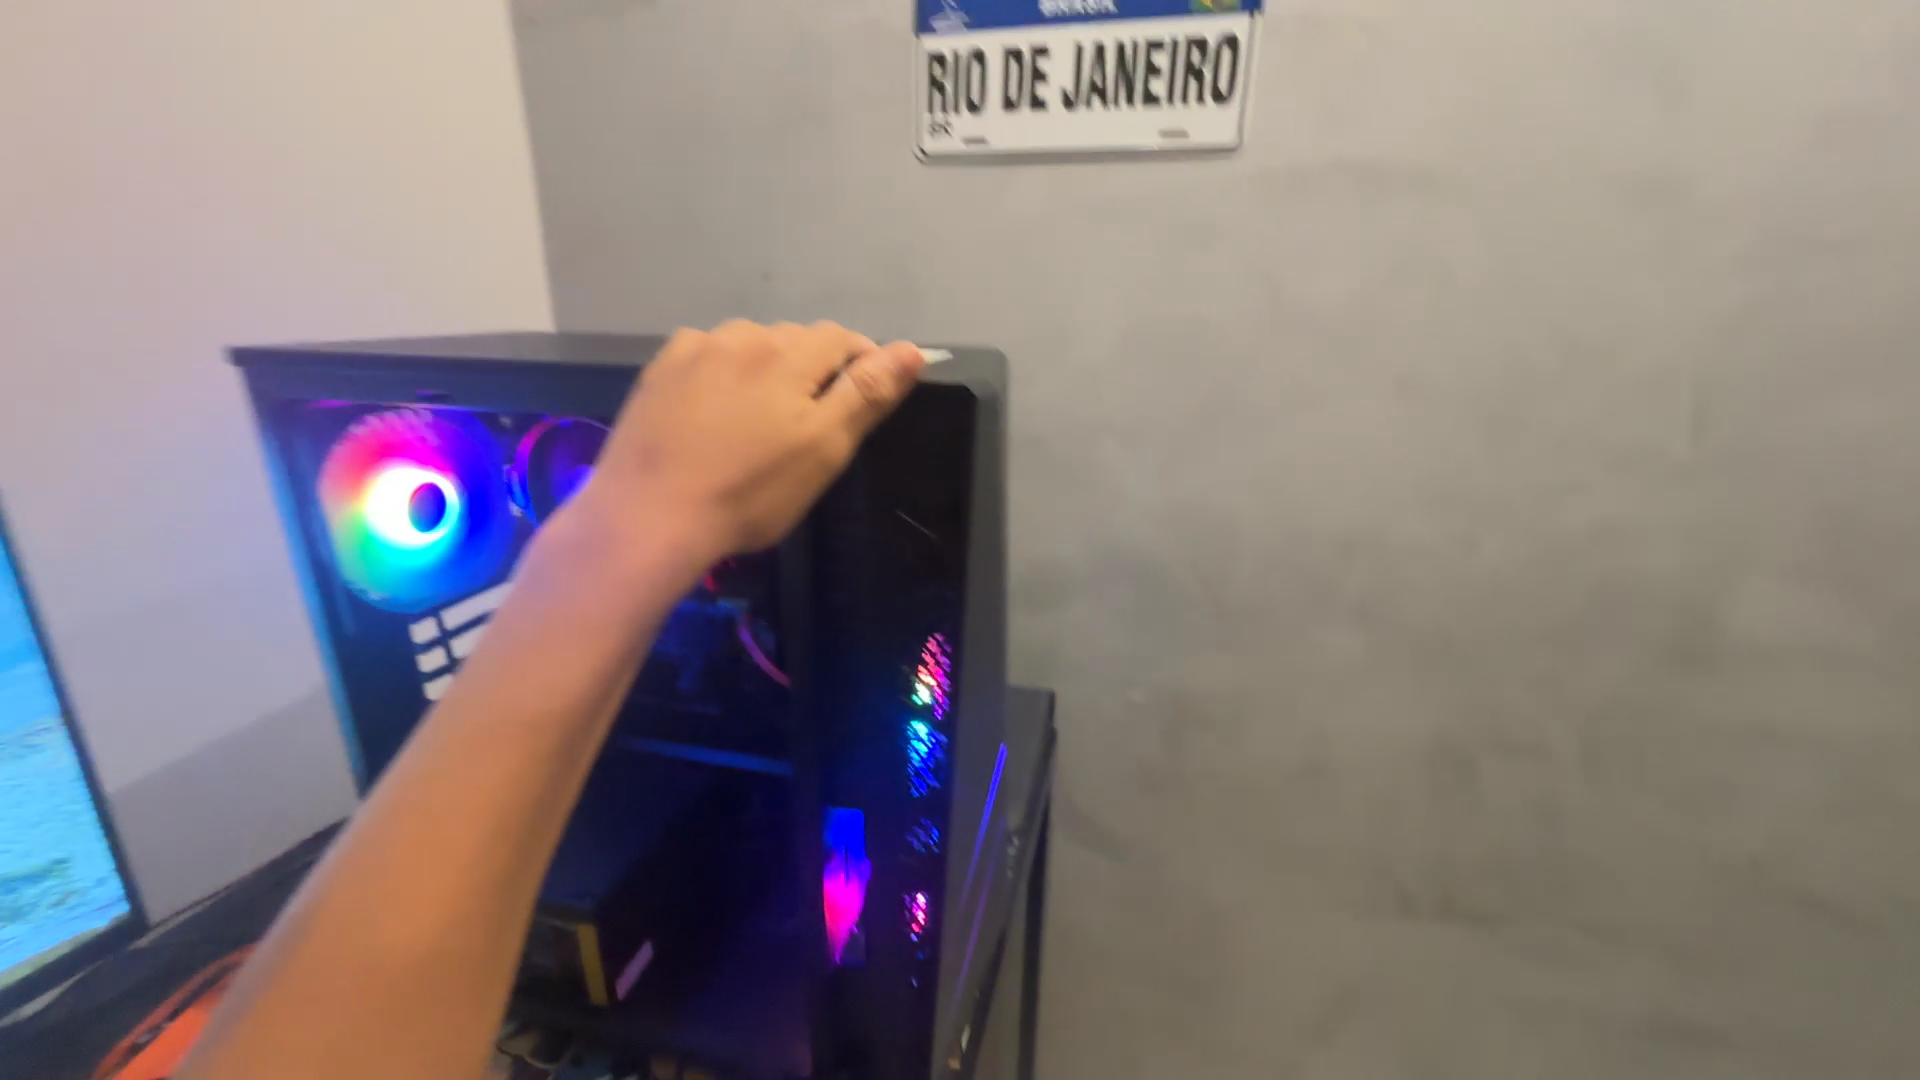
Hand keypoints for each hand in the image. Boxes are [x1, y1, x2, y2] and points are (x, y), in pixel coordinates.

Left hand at [574, 320, 924, 565]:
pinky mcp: (659, 370)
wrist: (649, 517)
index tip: (860, 406)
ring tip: (759, 420)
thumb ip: (868, 394)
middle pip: (797, 339)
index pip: (844, 339)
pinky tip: (713, 411)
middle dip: (814, 370)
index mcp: (790, 353)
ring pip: (751, 344)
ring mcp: (695, 349)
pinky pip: (707, 355)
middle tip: (808, 427)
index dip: (862, 365)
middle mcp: (744, 335)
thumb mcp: (825, 449)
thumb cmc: (751, 492)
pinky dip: (723, 372)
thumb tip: (912, 349)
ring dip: (768, 368)